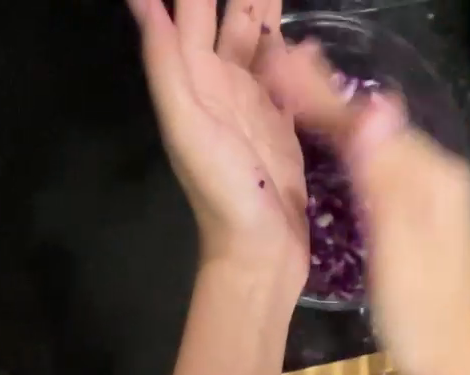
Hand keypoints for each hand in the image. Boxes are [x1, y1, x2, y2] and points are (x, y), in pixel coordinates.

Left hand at [130, 0, 306, 297]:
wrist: (260, 254)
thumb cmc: (224, 193)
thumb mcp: (187, 124)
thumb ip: (165, 60)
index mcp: (194, 79)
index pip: (189, 9)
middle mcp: (222, 86)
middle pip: (228, 18)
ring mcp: (255, 109)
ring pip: (260, 44)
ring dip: (267, 11)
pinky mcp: (283, 132)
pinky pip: (285, 82)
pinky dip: (292, 58)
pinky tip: (304, 38)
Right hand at [260, 43, 469, 374]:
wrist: (454, 368)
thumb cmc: (421, 319)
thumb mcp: (399, 248)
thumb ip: (385, 177)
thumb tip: (371, 107)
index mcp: (432, 178)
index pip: (366, 122)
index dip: (318, 96)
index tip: (274, 71)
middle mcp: (438, 178)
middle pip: (373, 128)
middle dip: (325, 99)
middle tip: (275, 69)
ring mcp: (433, 199)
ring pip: (377, 147)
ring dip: (336, 121)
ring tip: (291, 92)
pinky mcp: (422, 222)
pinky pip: (382, 172)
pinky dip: (352, 153)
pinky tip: (332, 146)